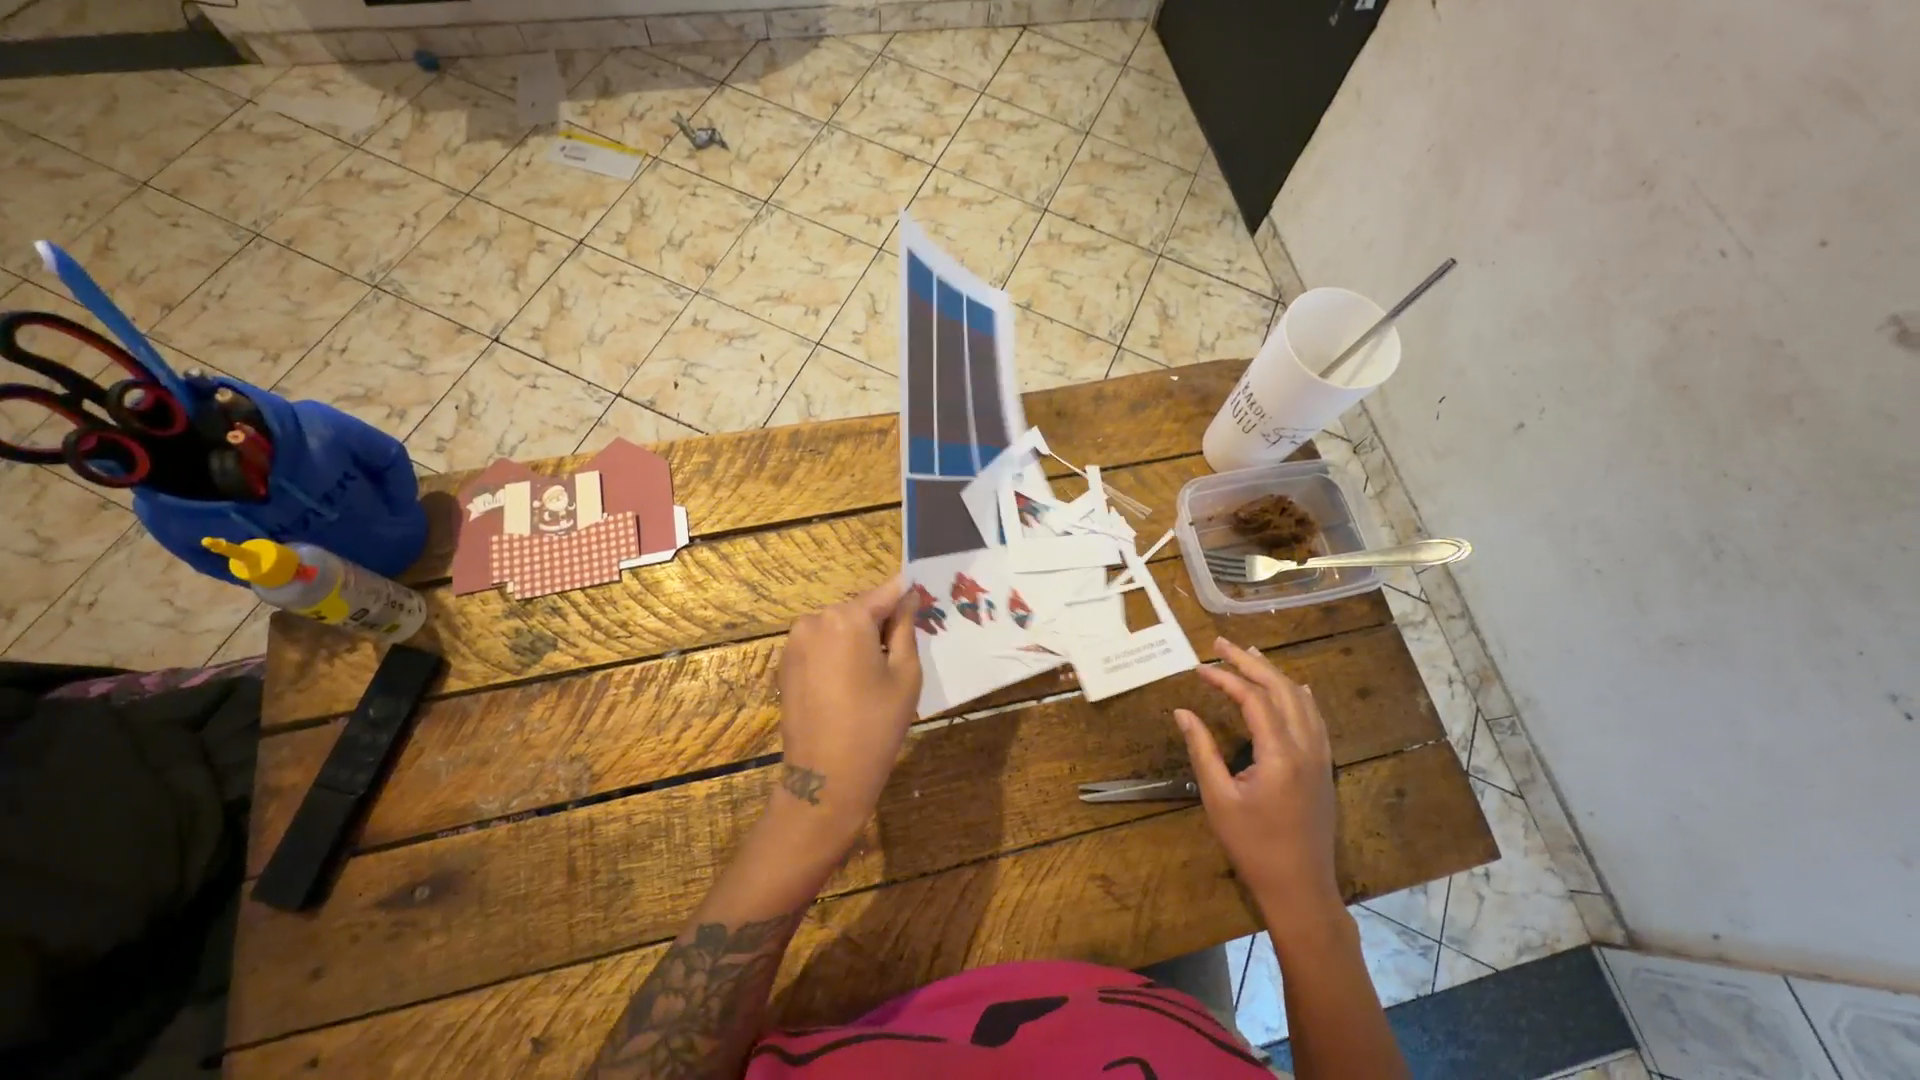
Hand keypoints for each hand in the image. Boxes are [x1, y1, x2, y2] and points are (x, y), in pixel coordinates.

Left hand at [771, 578, 922, 850]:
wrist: (826, 775)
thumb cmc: (876, 723)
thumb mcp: (905, 674)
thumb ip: (905, 628)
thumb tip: (907, 597)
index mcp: (847, 618)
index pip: (885, 592)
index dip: (906, 596)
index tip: (923, 600)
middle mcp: (814, 620)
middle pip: (858, 609)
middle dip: (879, 623)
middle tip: (900, 654)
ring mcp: (794, 642)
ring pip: (837, 627)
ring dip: (857, 639)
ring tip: (874, 676)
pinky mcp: (785, 664)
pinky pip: (819, 645)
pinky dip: (836, 654)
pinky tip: (849, 685)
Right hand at [1174, 637, 1342, 934]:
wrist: (1300, 886)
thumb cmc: (1253, 846)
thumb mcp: (1218, 799)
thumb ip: (1202, 750)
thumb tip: (1183, 712)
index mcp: (1280, 754)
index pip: (1253, 699)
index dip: (1226, 678)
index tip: (1199, 668)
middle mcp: (1306, 746)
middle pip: (1281, 688)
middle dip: (1250, 662)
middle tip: (1221, 644)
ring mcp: (1320, 756)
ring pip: (1301, 700)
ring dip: (1274, 673)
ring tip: (1249, 654)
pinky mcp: (1324, 766)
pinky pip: (1315, 718)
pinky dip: (1298, 695)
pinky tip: (1292, 687)